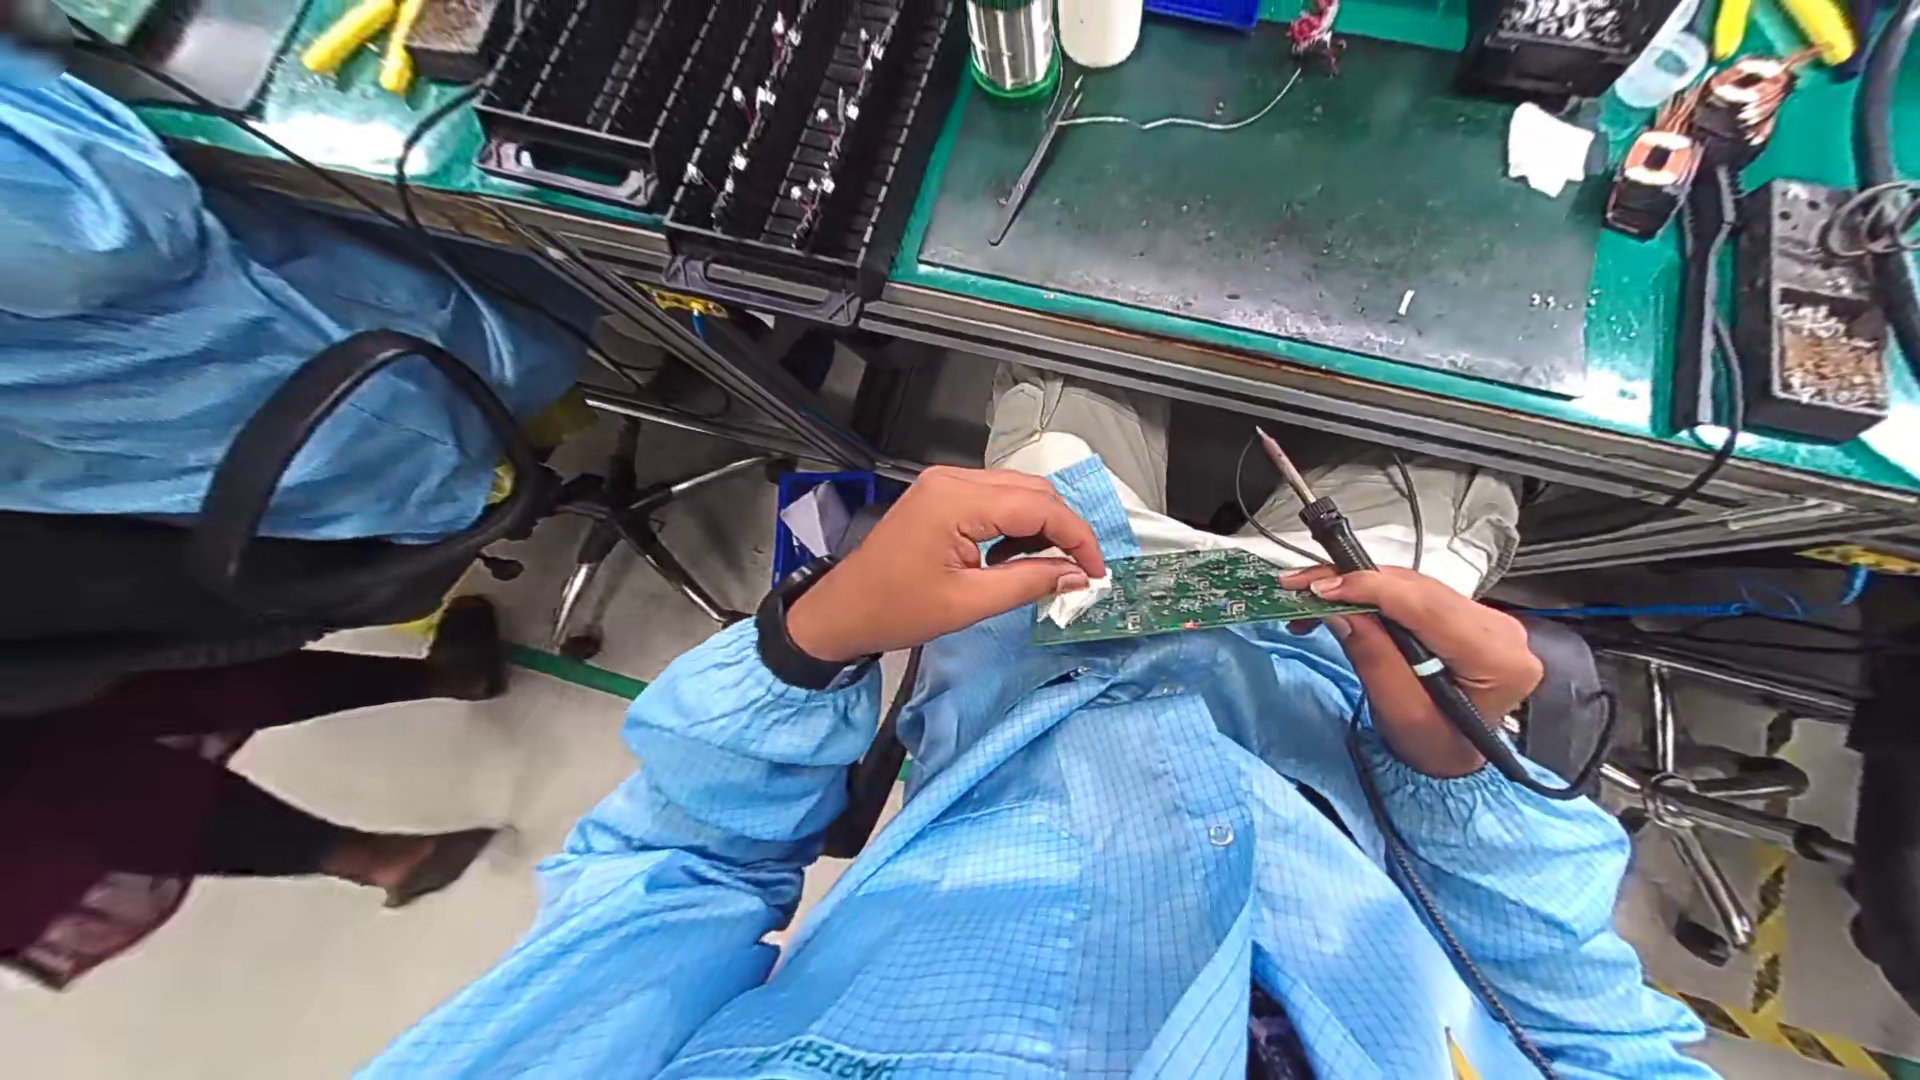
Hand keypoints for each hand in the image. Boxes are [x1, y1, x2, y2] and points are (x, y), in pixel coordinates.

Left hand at [786, 467, 1105, 661]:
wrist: (842, 611)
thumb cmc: (894, 610)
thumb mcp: (969, 603)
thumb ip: (1029, 582)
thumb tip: (1076, 575)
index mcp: (956, 500)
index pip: (1040, 505)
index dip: (1078, 536)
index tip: (1095, 570)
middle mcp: (951, 479)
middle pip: (1032, 490)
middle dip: (1062, 529)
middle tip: (1074, 571)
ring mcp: (943, 484)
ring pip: (1015, 493)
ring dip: (1039, 526)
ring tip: (1039, 568)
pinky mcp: (939, 495)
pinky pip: (993, 500)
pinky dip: (1013, 524)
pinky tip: (1009, 557)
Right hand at [1280, 566, 1542, 777]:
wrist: (1453, 753)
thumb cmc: (1435, 744)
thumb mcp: (1401, 713)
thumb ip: (1375, 660)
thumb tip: (1341, 613)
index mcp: (1495, 658)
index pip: (1426, 605)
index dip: (1368, 589)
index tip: (1319, 590)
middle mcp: (1496, 629)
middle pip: (1412, 588)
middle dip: (1348, 582)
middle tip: (1296, 587)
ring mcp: (1479, 617)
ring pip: (1404, 584)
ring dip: (1349, 586)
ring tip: (1306, 597)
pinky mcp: (1456, 613)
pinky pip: (1404, 592)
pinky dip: (1363, 593)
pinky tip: (1334, 603)